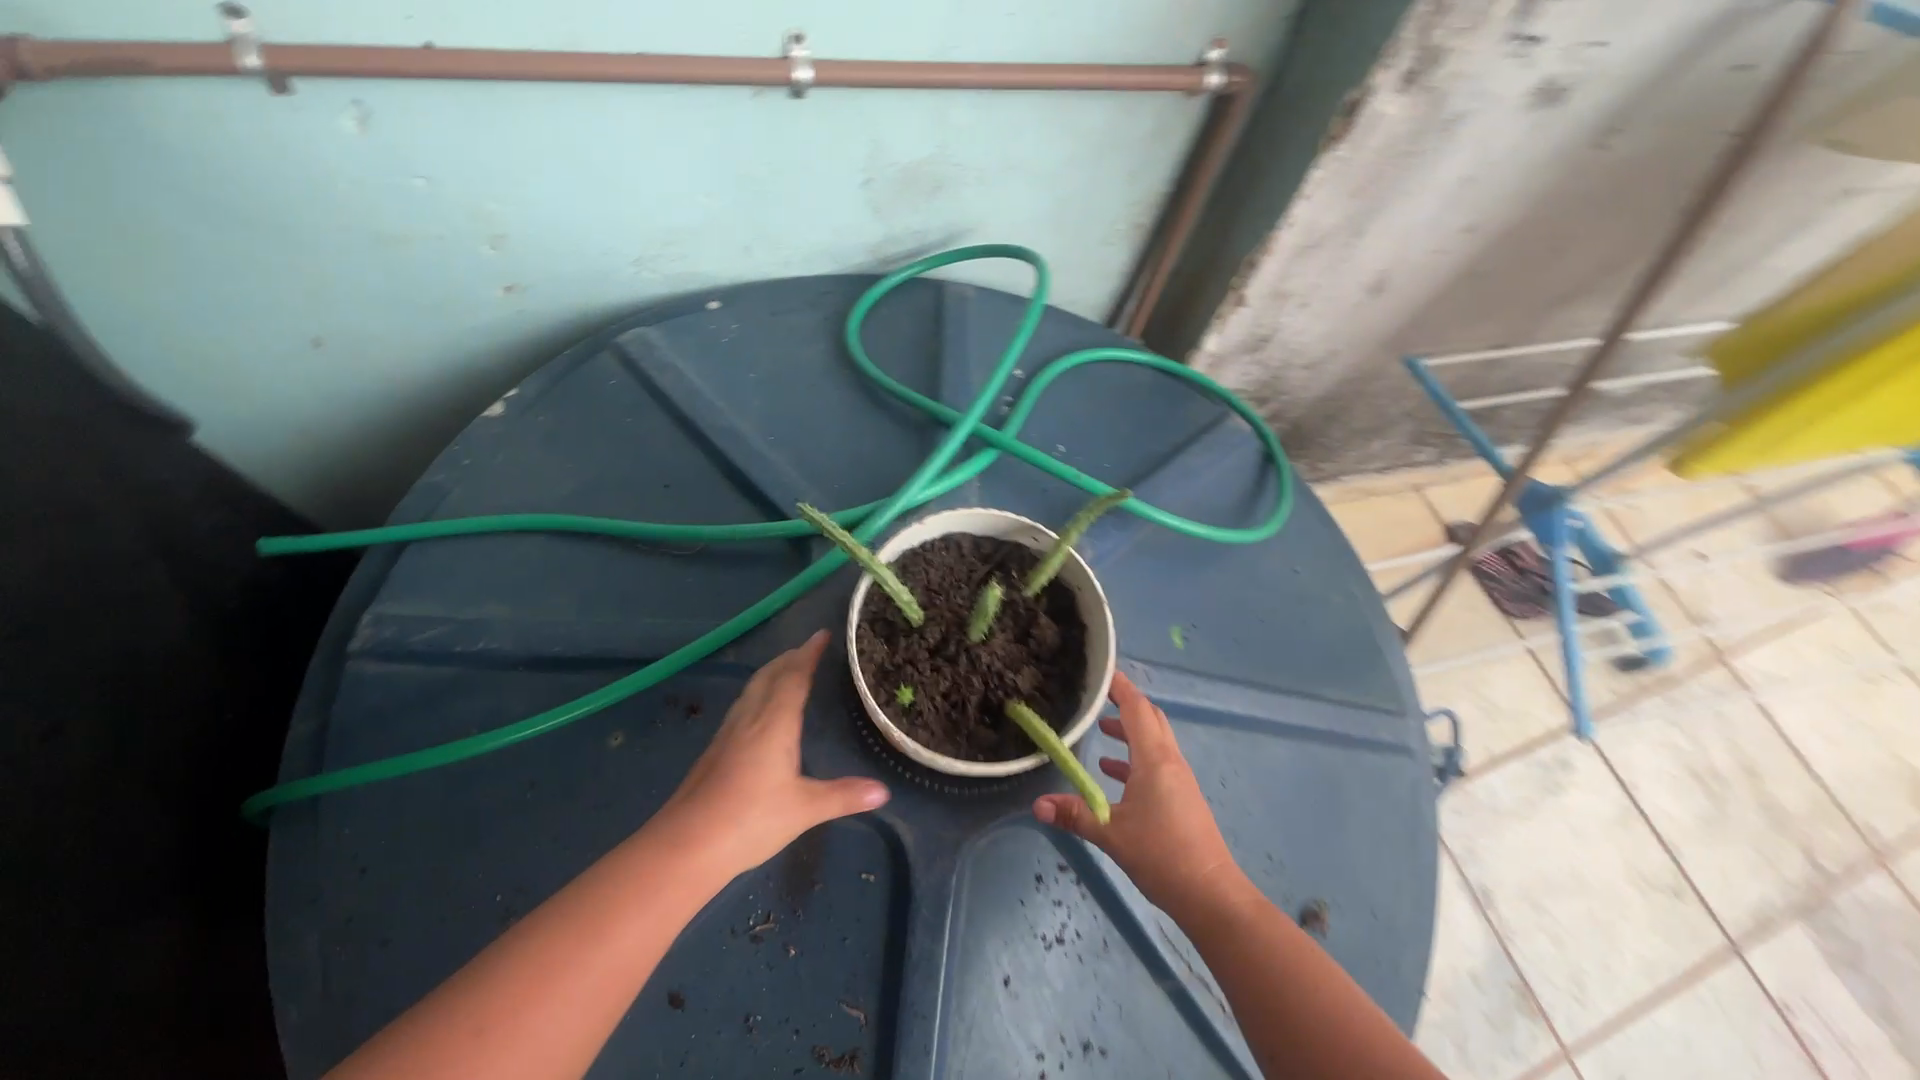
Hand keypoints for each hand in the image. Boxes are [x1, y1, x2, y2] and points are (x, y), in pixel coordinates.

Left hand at [660, 630, 889, 876]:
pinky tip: (760, 712)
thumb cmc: (749, 820)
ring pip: (751, 690)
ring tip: (787, 670)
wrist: (685, 845)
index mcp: (774, 724)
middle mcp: (749, 720)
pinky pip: (742, 707)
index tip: (822, 635)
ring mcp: (727, 734)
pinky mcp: (715, 751)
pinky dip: (758, 695)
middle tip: (809, 649)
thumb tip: (883, 792)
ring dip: (771, 674)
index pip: (793, 677)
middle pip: (768, 676)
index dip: (809, 654)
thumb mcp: (804, 809)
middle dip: (789, 658)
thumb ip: (843, 796)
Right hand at [1032, 671, 1239, 916]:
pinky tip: (1114, 775)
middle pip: (1151, 720)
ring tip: (1102, 731)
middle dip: (1126, 705)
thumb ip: (1074, 815)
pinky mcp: (1181, 799)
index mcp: (1155, 761)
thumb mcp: (1110, 834)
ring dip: (1131, 733)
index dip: (1120, 688)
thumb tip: (1037, 805)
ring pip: (1155, 743)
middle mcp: (1170, 762)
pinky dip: (1135, 760)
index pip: (1137, 709)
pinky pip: (1157, 765)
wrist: (1210, 893)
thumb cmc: (1161, 854)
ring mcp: (1179, 781)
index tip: (1102, 672)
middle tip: (1098, 698)